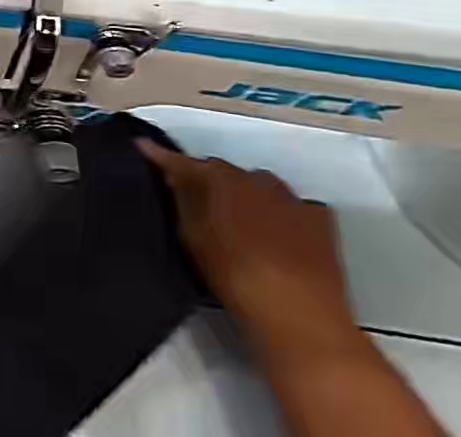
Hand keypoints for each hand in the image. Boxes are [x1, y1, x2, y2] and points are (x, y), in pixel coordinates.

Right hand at [139, 140, 362, 363]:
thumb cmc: (233, 276)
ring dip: (246, 198)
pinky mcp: (320, 217)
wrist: (298, 313)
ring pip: (259, 187)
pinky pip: (293, 208)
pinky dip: (281, 216)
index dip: (160, 155)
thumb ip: (181, 203)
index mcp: (218, 178)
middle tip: (197, 206)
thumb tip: (173, 179)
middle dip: (208, 183)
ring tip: (240, 226)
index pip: (181, 161)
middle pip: (222, 173)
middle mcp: (253, 176)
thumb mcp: (193, 241)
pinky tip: (279, 238)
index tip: (141, 146)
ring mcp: (290, 195)